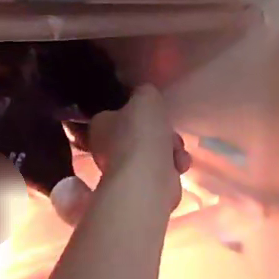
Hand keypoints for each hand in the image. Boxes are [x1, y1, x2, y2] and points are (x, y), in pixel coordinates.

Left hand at [87, 86, 189, 214]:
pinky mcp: (141, 185)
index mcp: (100, 124)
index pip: (118, 114)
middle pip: (141, 133)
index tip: (154, 114)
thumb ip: (145, 93)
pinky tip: (179, 167)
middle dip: (162, 133)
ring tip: (177, 153)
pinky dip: (173, 167)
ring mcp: (124, 169)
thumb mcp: (146, 98)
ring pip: (155, 151)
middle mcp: (107, 147)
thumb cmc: (140, 134)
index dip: (139, 113)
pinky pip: (162, 170)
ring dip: (172, 150)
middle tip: (170, 135)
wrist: (146, 179)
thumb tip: (144, 97)